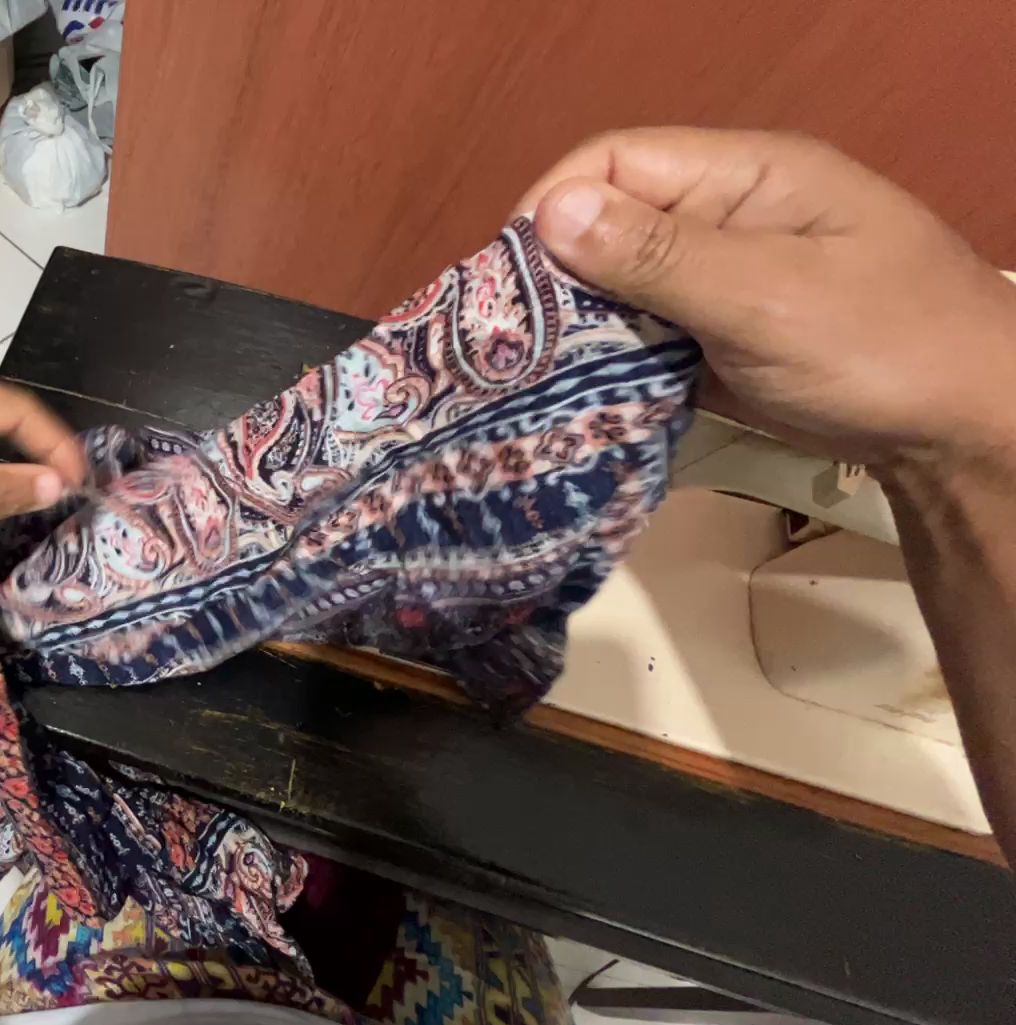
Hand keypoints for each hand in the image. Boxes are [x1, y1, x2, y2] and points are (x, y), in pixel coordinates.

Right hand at [516, 127, 1015, 471]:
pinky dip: (583, 352)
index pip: (612, 162)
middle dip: (544, 275)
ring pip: (594, 281)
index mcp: (739, 179)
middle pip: (593, 222)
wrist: (949, 429)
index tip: (510, 279)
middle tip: (508, 336)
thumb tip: (550, 211)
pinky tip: (562, 381)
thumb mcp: (766, 295)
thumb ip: (657, 254)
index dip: (551, 207)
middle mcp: (708, 217)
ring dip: (558, 321)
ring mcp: (694, 276)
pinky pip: (613, 327)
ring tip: (524, 366)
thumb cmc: (879, 346)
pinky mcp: (682, 329)